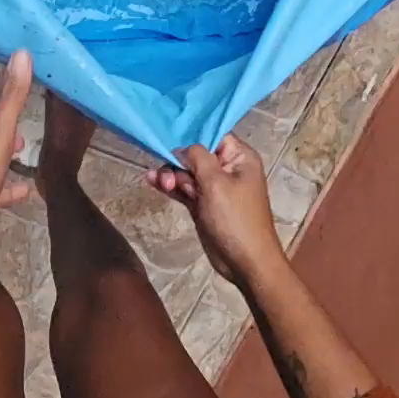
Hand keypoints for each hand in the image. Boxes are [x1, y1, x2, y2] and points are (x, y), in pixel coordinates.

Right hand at [147, 134, 284, 286]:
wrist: (245, 263)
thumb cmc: (235, 218)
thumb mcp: (216, 182)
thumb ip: (197, 157)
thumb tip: (182, 148)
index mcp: (239, 157)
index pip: (213, 134)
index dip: (191, 135)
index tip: (169, 137)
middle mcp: (227, 168)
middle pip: (195, 154)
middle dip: (178, 161)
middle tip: (167, 175)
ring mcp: (214, 188)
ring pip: (187, 172)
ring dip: (171, 174)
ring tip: (159, 182)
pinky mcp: (203, 204)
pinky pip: (184, 188)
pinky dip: (170, 185)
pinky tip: (153, 181)